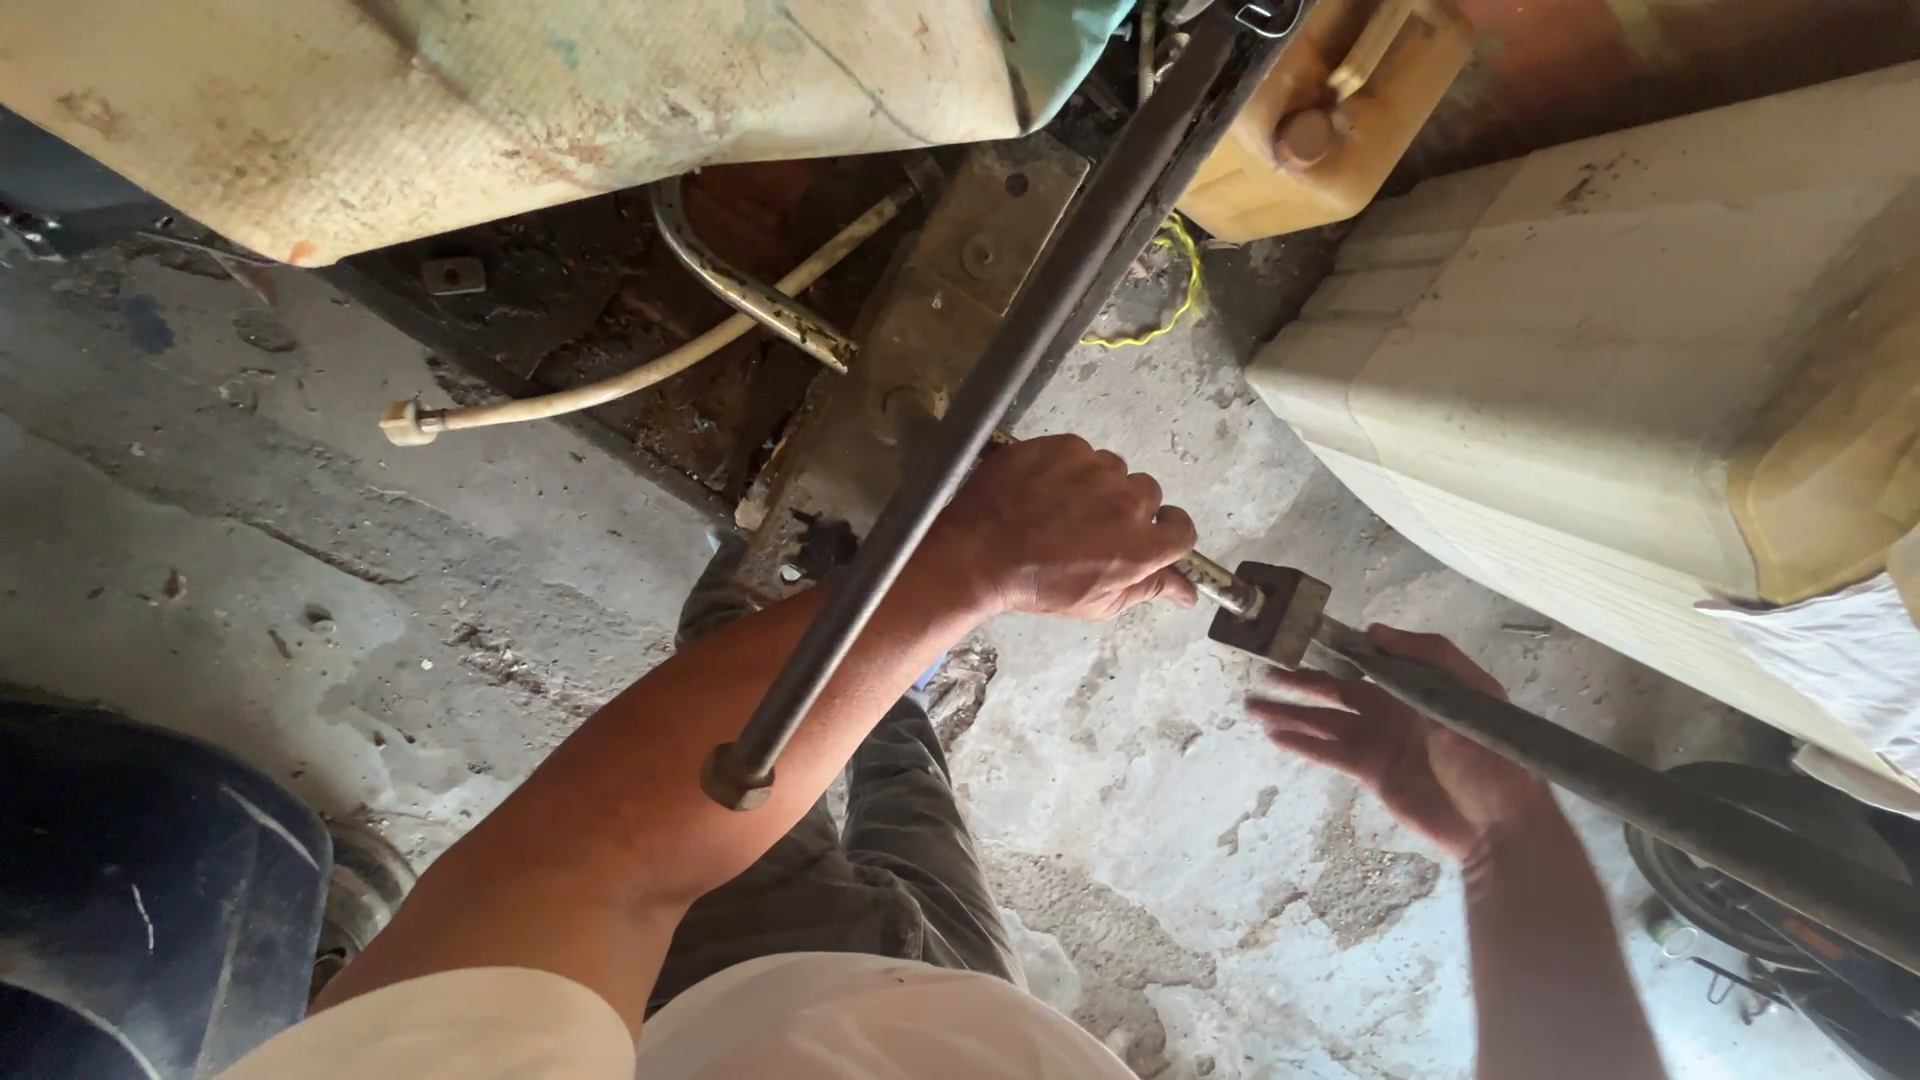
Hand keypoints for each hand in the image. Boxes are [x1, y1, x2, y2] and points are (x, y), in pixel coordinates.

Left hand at [922, 434, 1198, 619]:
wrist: (978, 554)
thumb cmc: (1037, 586)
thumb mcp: (1097, 602)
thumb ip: (1146, 589)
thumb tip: (1186, 591)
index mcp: (1141, 545)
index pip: (1181, 528)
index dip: (1165, 531)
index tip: (1145, 535)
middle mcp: (1127, 501)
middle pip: (1147, 494)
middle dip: (1125, 508)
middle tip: (1088, 525)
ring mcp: (1095, 469)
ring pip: (1112, 470)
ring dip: (1095, 485)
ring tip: (1059, 506)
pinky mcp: (1064, 447)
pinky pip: (1079, 453)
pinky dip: (1066, 467)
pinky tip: (1041, 489)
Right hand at [1247, 625, 1555, 858]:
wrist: (1500, 824)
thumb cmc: (1492, 755)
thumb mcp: (1470, 694)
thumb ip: (1427, 655)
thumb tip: (1374, 631)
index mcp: (1415, 686)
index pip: (1368, 660)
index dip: (1335, 650)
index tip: (1303, 639)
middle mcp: (1391, 708)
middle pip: (1335, 689)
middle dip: (1299, 682)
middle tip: (1265, 674)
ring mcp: (1377, 740)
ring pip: (1323, 720)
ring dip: (1289, 713)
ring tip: (1252, 706)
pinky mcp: (1369, 770)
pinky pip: (1328, 751)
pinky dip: (1301, 743)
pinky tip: (1274, 735)